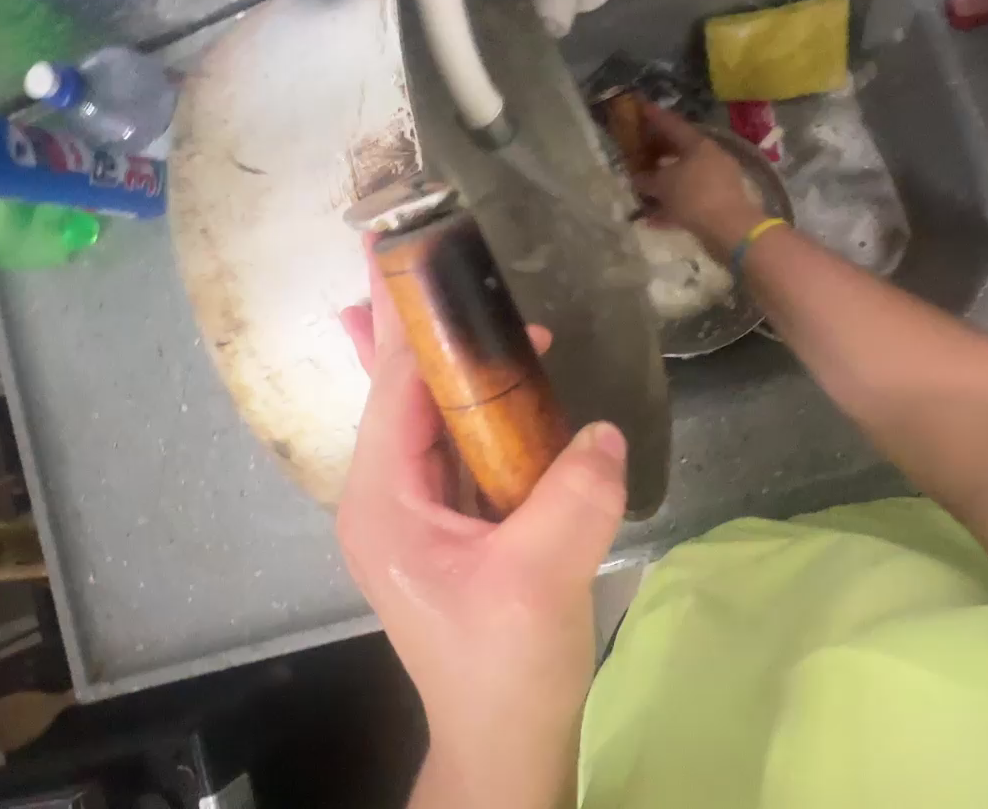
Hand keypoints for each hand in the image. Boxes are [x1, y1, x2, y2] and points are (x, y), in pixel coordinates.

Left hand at [337, 249, 626, 808]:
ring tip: (456, 293)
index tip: (441, 262)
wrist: (508, 737)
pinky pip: (464, 438)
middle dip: (414, 322)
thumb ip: (572, 498)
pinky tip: (489, 371)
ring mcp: (421, 506)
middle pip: (403, 389)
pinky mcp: (456, 517)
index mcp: (384, 501)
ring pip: (434, 411)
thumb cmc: (504, 667)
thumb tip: (603, 431)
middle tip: (417, 248)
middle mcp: (389, 493)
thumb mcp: (539, 581)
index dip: (422, 326)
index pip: (396, 391)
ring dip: (454, 356)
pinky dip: (481, 397)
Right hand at [633, 104, 766, 259]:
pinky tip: (653, 219)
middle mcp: (710, 158)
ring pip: (684, 178)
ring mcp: (716, 181)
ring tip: (641, 190)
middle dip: (656, 152)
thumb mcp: (663, 185)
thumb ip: (647, 179)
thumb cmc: (694, 196)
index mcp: (698, 144)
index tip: (639, 108)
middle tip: (637, 152)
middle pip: (678, 150)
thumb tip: (637, 177)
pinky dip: (672, 206)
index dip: (654, 116)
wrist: (730, 229)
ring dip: (663, 183)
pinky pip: (690, 200)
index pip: (672, 124)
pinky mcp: (718, 204)